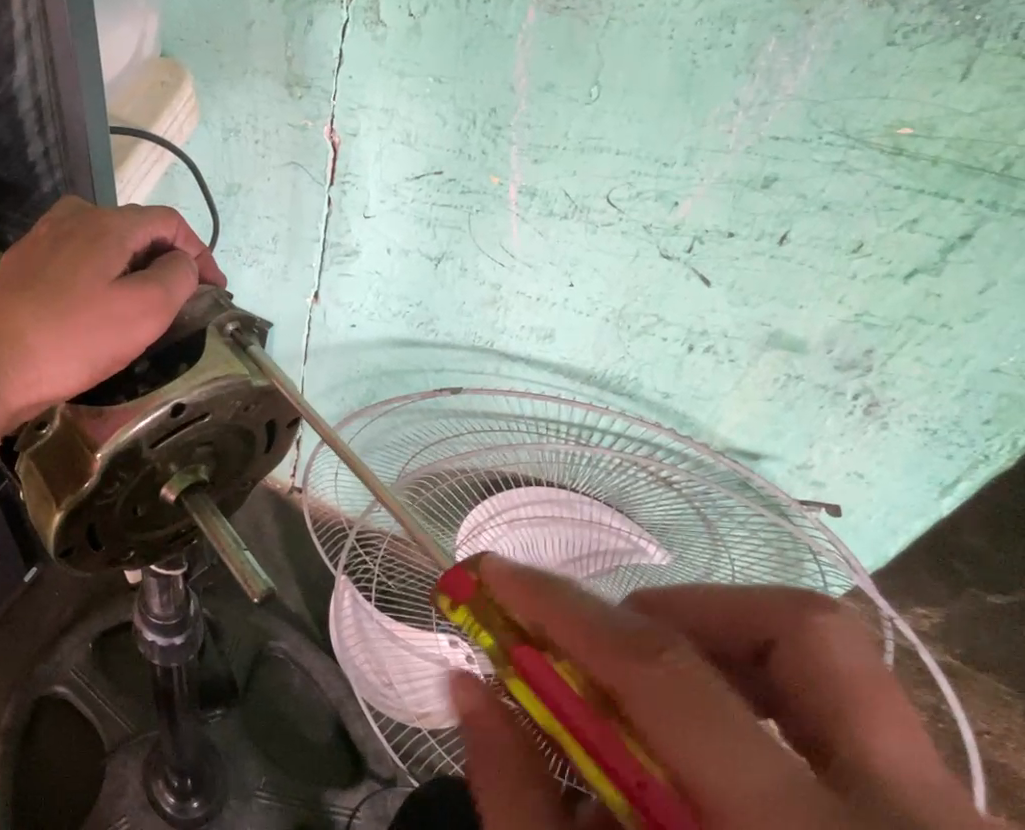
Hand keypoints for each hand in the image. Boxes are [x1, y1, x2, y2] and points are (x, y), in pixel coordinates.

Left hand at [0, 196, 224, 435]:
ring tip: (139, 307)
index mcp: (105, 222)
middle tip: (180, 302)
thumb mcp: (143, 311)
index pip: (169, 222)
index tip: (216, 290)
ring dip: (127, 270)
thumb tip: (182, 261)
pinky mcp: (16, 271)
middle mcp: (70, 219)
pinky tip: (91, 314)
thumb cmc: (71, 340)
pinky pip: (70, 266)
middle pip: (133, 230)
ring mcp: (37, 243)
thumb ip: (177, 278)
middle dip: (163, 261)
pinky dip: (95, 282)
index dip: (200, 252)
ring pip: (99, 247)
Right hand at [450, 556, 991, 829]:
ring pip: (843, 676)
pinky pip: (856, 735)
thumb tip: (468, 685)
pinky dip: (765, 721)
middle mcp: (911, 825)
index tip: (496, 574)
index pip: (666, 676)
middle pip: (805, 635)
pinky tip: (714, 782)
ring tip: (657, 715)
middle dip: (680, 612)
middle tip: (603, 647)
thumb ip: (520, 797)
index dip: (566, 610)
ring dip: (727, 659)